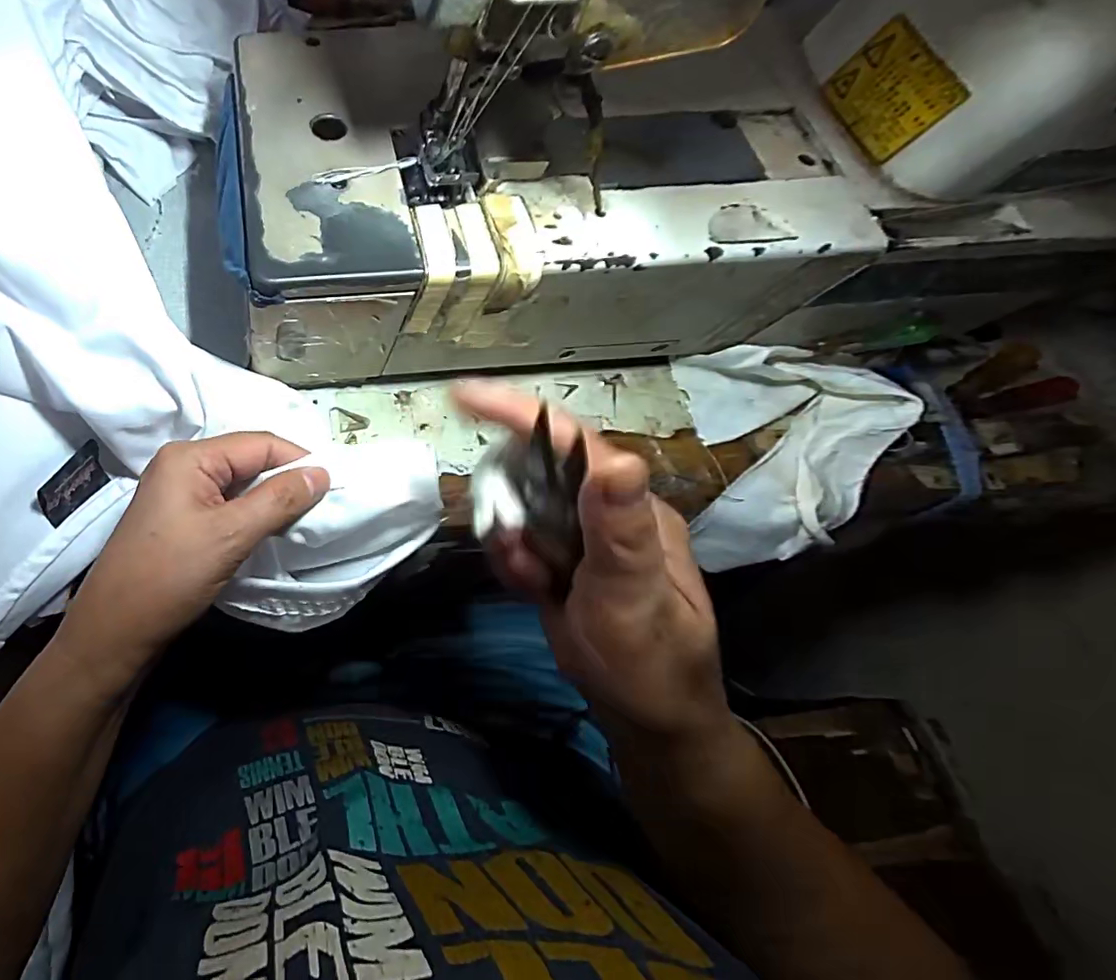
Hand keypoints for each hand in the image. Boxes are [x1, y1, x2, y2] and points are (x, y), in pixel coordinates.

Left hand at [53, 432, 329, 694]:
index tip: (334, 484)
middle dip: (285, 479)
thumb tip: (322, 473)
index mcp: (189, 458)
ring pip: (239, 484)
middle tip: (322, 504)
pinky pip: (226, 504)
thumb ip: (278, 499)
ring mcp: (178, 493)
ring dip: (270, 498)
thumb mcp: (230, 535)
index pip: (258, 443)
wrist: (115, 630)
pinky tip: (270, 530)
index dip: (297, 460)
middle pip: (248, 460)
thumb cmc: (170, 576)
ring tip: (302, 519)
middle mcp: (182, 466)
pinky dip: (251, 514)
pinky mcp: (179, 519)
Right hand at [454, 381, 729, 752]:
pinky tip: (531, 589)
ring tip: (531, 582)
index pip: (571, 441)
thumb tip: (615, 461)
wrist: (649, 718)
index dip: (518, 412)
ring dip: (511, 543)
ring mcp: (579, 534)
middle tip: (518, 554)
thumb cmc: (651, 661)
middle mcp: (603, 508)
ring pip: (520, 509)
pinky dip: (512, 562)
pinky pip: (518, 541)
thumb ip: (622, 532)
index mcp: (630, 504)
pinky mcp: (559, 558)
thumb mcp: (635, 598)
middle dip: (510, 504)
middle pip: (534, 472)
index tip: (463, 396)